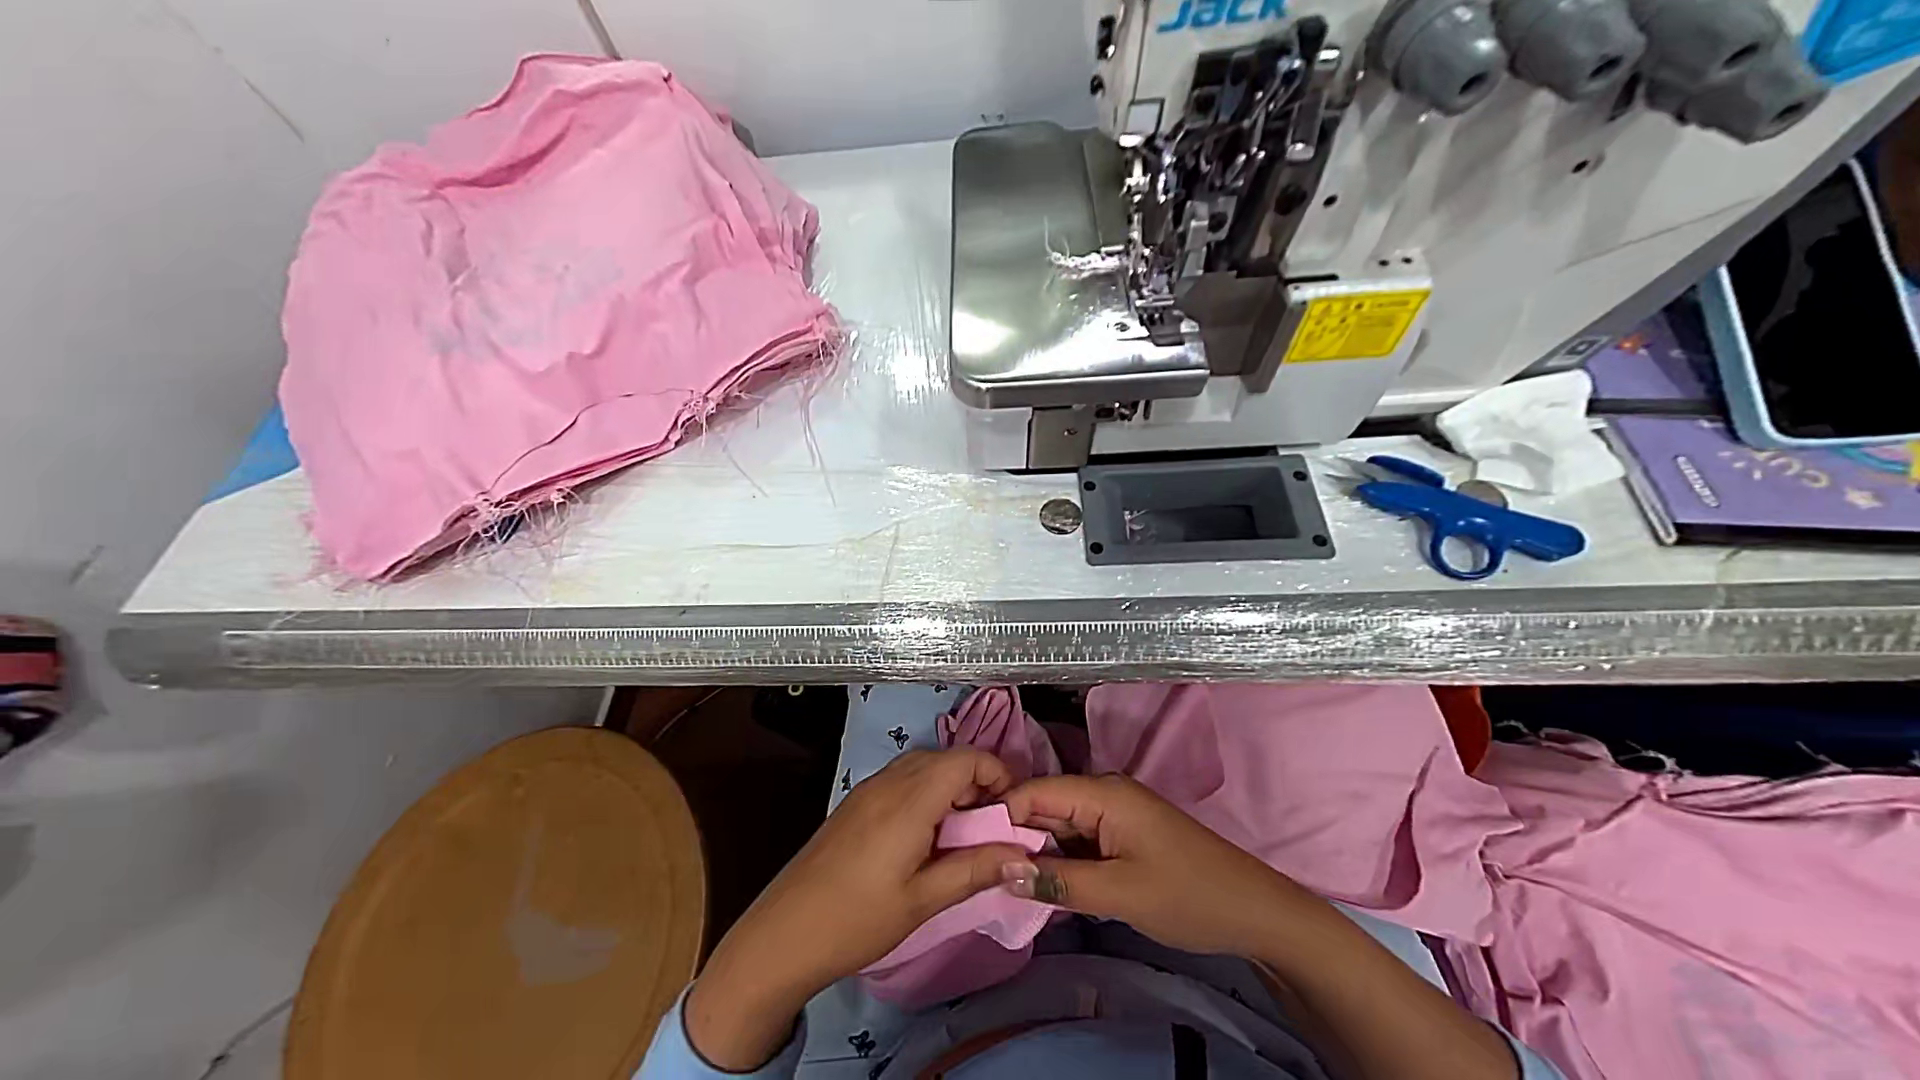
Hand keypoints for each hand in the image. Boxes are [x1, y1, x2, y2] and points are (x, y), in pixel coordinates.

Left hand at [686, 748, 1029, 1069]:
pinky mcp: (854, 803)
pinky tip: (925, 836)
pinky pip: (901, 779)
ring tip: (961, 834)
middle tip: (990, 827)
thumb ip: (975, 869)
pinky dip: (925, 792)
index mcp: (909, 800)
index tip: (1012, 812)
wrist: (781, 936)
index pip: (966, 758)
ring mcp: (867, 789)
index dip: (998, 774)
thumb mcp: (923, 900)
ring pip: (922, 766)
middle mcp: (888, 782)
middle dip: (977, 781)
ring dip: (950, 786)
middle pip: (946, 757)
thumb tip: (1024, 854)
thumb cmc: (856, 920)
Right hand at [1000, 773, 1301, 956]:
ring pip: (1059, 827)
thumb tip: (1001, 871)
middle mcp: (1104, 795)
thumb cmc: (1188, 896)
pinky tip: (1039, 885)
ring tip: (999, 881)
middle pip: (1043, 808)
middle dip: (1013, 837)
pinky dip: (1059, 862)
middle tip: (978, 871)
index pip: (1033, 792)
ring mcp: (1114, 816)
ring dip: (1035, 853)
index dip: (999, 816)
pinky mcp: (1122, 836)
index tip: (967, 848)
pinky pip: (1078, 842)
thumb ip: (1057, 881)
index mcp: (1103, 793)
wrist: (1255, 912)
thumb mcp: (1118, 893)